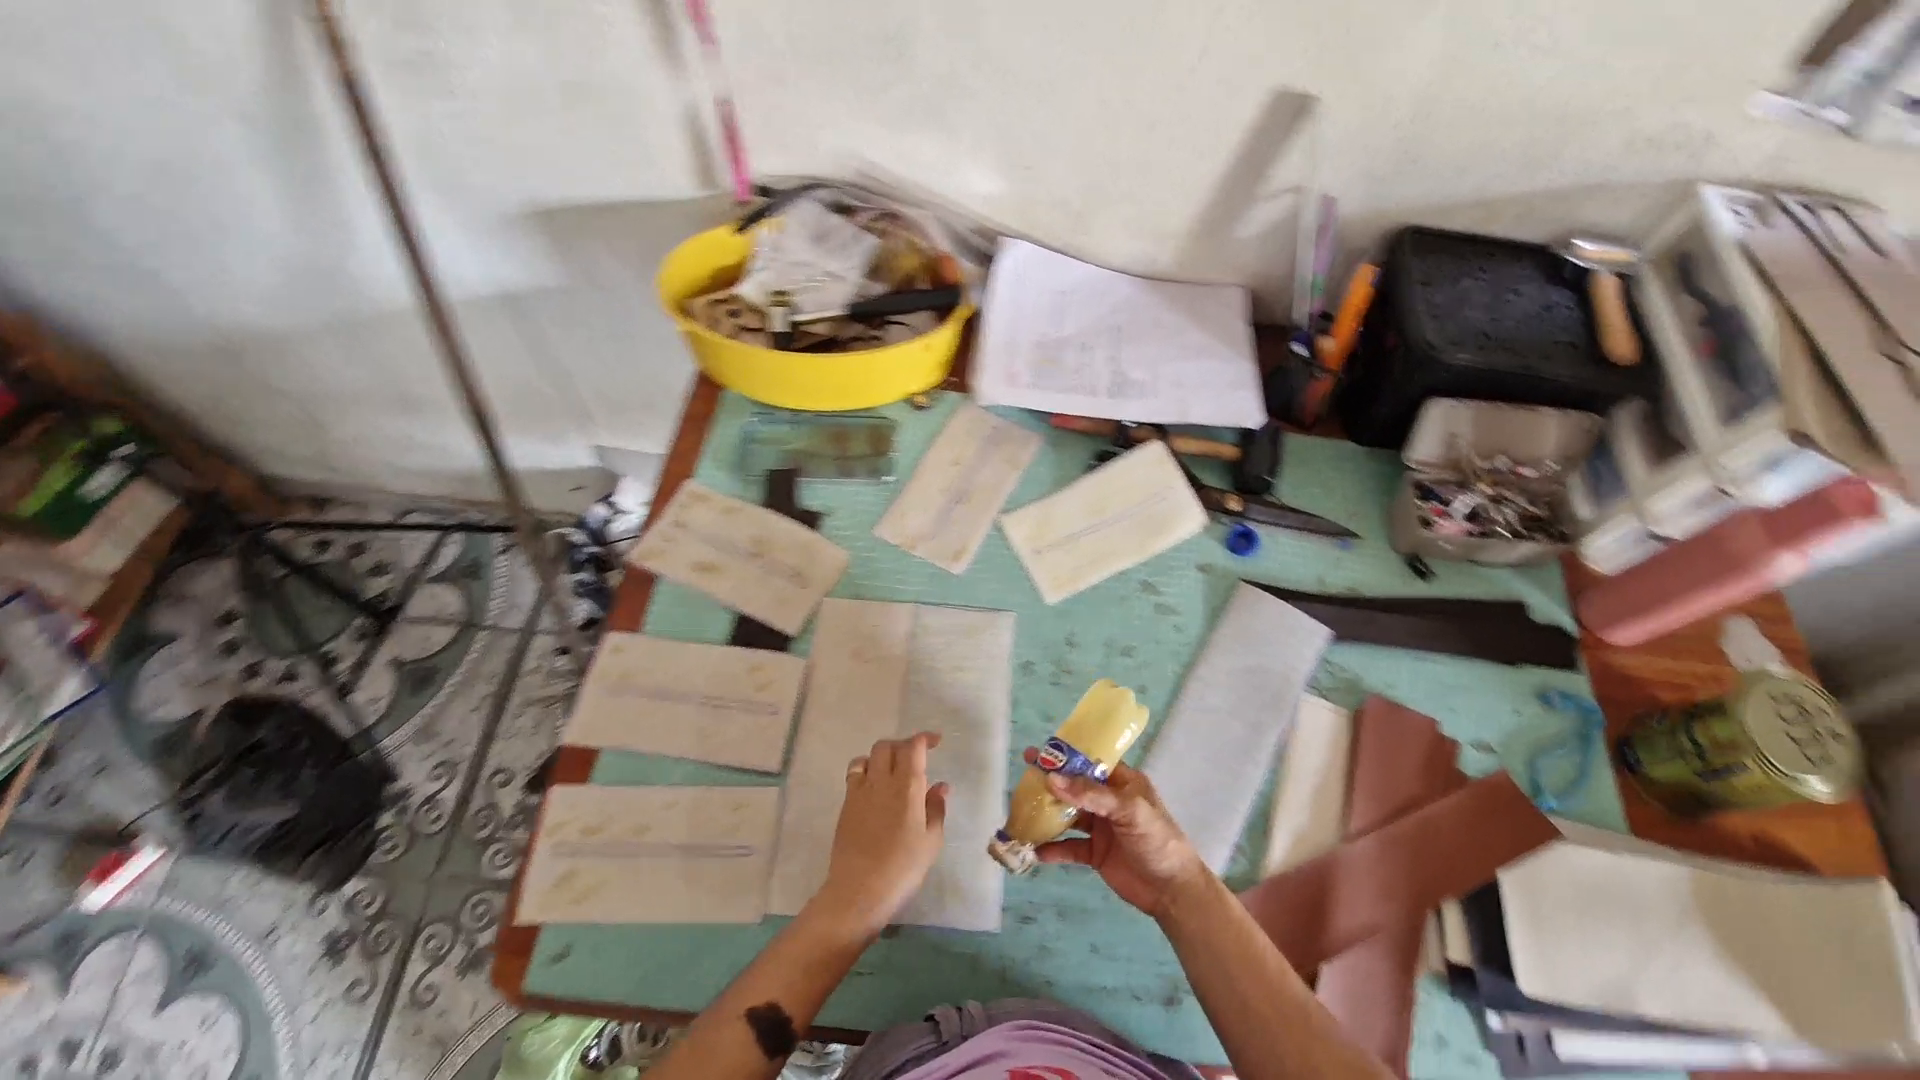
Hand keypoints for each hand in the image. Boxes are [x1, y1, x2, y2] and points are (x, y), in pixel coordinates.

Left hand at [814, 732, 948, 935]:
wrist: (859, 890)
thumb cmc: (903, 868)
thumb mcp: (931, 841)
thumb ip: (936, 809)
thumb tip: (940, 786)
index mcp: (907, 787)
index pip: (912, 748)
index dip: (924, 739)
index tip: (935, 741)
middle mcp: (881, 781)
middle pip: (887, 746)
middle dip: (903, 746)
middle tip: (916, 758)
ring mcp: (859, 792)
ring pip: (868, 756)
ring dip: (882, 756)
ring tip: (893, 770)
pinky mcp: (845, 805)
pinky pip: (854, 774)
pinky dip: (866, 770)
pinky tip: (875, 788)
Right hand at [1024, 748, 1210, 919]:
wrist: (1172, 890)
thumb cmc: (1157, 840)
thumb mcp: (1128, 810)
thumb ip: (1091, 794)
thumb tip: (1052, 779)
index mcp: (1122, 783)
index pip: (1090, 762)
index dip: (1064, 757)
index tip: (1037, 754)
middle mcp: (1109, 802)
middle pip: (1073, 788)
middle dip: (1049, 785)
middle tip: (1022, 780)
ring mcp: (1101, 828)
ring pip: (1067, 817)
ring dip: (1047, 817)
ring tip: (1021, 815)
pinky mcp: (1095, 854)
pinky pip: (1068, 847)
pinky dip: (1052, 849)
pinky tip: (1036, 852)